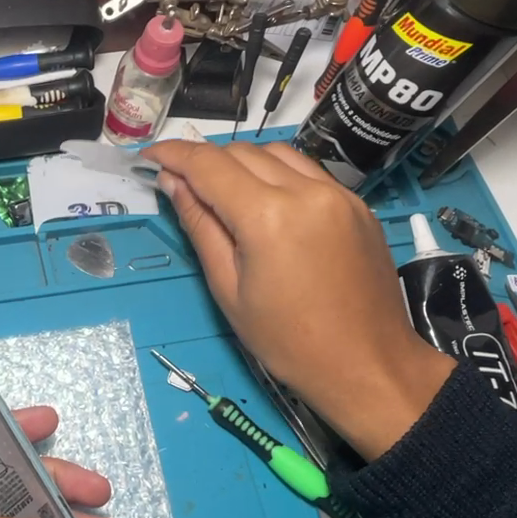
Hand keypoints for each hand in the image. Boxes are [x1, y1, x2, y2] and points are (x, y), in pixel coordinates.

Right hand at [144, 140, 453, 459]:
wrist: (367, 365)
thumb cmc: (287, 340)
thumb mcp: (227, 289)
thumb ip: (200, 226)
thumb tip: (173, 182)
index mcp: (267, 216)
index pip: (209, 166)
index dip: (173, 154)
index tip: (149, 155)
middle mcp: (305, 191)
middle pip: (241, 152)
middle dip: (204, 161)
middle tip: (181, 184)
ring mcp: (337, 194)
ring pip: (276, 153)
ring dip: (240, 163)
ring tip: (222, 192)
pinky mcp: (357, 204)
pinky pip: (306, 171)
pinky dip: (276, 174)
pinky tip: (266, 202)